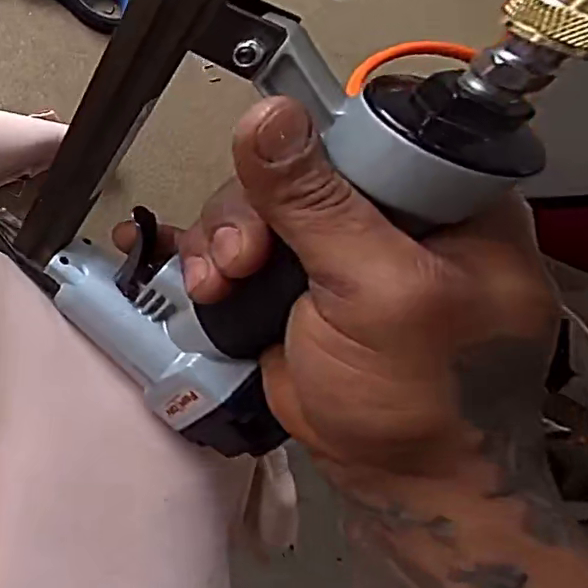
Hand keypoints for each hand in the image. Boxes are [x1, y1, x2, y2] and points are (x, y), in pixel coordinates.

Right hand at [119, 97, 560, 490]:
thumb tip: (266, 114)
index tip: (273, 199)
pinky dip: (184, 250)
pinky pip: (218, 248)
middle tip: (238, 266)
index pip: (357, 138)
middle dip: (242, 219)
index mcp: (436, 202)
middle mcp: (374, 217)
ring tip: (212, 291)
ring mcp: (318, 252)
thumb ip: (317, 205)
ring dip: (210, 247)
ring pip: (240, 213)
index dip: (303, 158)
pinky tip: (150, 251)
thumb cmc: (419, 391)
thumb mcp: (377, 290)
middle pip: (280, 176)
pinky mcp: (274, 283)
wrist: (388, 473)